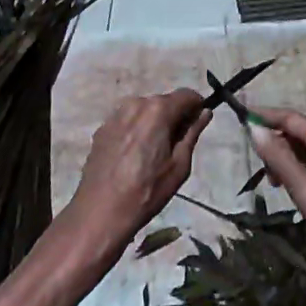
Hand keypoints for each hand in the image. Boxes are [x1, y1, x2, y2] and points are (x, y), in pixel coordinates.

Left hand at [66, 89, 211, 251]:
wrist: (101, 210)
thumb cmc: (147, 190)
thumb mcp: (179, 165)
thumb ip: (192, 133)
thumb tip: (205, 113)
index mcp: (157, 110)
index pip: (186, 95)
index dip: (197, 107)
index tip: (198, 124)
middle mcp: (134, 104)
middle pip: (163, 102)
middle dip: (174, 117)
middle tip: (177, 145)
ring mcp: (114, 115)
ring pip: (144, 111)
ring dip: (153, 124)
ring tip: (153, 154)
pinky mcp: (102, 129)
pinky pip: (127, 122)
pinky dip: (136, 131)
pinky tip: (133, 157)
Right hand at [249, 109, 305, 287]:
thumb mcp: (303, 190)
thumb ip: (278, 158)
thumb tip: (254, 129)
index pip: (291, 118)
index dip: (265, 115)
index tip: (241, 115)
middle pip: (300, 132)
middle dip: (276, 144)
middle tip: (260, 170)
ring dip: (287, 160)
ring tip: (276, 185)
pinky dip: (301, 170)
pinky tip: (295, 190)